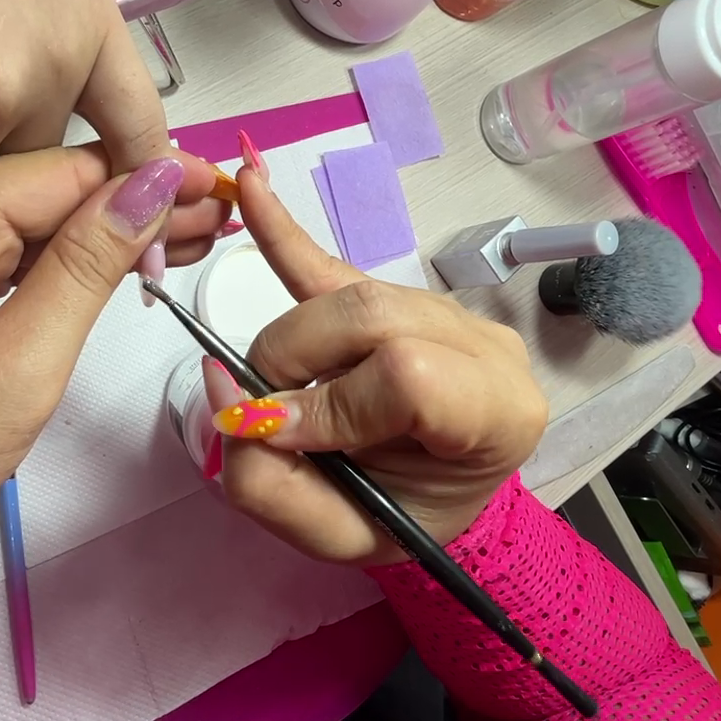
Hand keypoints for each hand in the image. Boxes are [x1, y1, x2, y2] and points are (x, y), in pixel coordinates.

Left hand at [0, 149, 220, 517]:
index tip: (215, 184)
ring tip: (197, 233)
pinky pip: (19, 247)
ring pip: (44, 217)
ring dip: (118, 229)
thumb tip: (155, 184)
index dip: (143, 176)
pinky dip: (79, 256)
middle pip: (53, 189)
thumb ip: (88, 267)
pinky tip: (138, 255)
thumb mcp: (21, 362)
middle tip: (218, 212)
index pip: (57, 174)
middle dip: (139, 202)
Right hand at [206, 165, 549, 566]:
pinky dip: (282, 230)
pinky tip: (247, 181)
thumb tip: (224, 386)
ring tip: (268, 380)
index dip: (328, 401)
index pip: (405, 375)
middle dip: (289, 362)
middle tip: (260, 407)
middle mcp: (481, 344)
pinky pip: (331, 260)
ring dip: (287, 338)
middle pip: (364, 315)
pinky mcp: (395, 292)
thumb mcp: (337, 539)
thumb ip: (269, 485)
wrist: (431, 496)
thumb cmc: (396, 518)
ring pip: (343, 294)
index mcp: (496, 413)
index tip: (276, 430)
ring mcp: (440, 308)